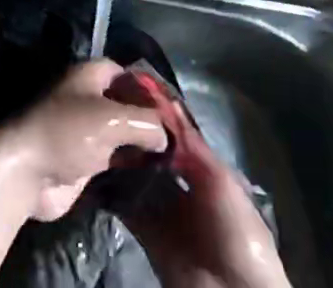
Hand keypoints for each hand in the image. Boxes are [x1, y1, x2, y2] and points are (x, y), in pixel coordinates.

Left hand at [0, 60, 168, 220]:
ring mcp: (86, 130)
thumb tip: (166, 135)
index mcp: (90, 76)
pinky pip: (116, 157)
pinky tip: (155, 172)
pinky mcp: (85, 160)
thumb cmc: (68, 131)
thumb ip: (145, 122)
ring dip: (143, 143)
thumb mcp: (113, 119)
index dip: (149, 87)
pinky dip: (133, 163)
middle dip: (149, 117)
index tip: (173, 107)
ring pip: (123, 132)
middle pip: (126, 103)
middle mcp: (89, 99)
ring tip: (174, 157)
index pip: (127, 73)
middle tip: (179, 136)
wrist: (27, 172)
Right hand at [108, 74, 291, 287]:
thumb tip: (168, 104)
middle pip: (156, 158)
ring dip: (122, 166)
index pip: (178, 138)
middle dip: (136, 142)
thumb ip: (193, 146)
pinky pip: (129, 210)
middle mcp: (186, 187)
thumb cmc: (237, 231)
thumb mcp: (221, 181)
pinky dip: (113, 196)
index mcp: (207, 172)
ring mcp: (167, 213)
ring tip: (95, 141)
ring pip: (140, 181)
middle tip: (106, 118)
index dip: (158, 120)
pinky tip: (95, 176)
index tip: (132, 95)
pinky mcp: (150, 236)